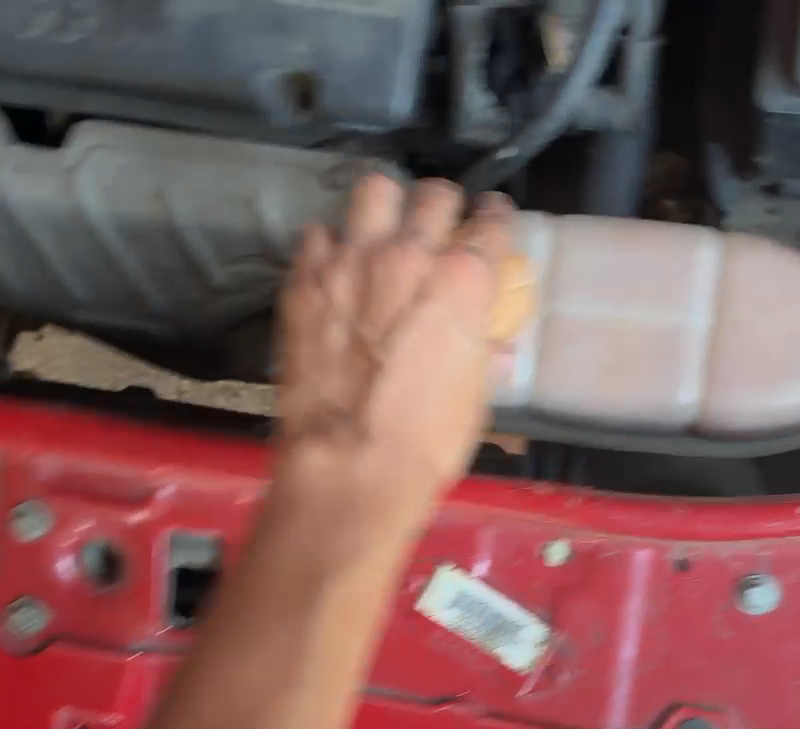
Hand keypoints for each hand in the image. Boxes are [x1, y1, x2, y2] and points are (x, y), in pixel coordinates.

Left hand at [272, 173, 512, 538]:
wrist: (351, 466)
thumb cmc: (426, 443)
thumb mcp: (476, 396)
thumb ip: (479, 349)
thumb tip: (484, 340)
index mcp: (462, 282)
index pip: (491, 223)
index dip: (495, 218)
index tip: (490, 221)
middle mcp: (408, 257)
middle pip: (434, 193)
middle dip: (442, 204)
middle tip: (438, 225)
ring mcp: (350, 263)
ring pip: (371, 191)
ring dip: (384, 207)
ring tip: (382, 230)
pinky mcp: (303, 282)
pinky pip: (317, 236)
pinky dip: (330, 248)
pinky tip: (334, 271)